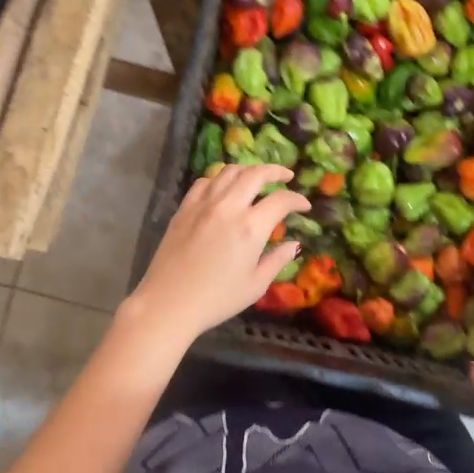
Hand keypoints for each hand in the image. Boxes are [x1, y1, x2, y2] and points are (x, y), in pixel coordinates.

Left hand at [124, 165, 308, 341]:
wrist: (169, 302)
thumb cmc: (217, 299)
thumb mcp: (255, 285)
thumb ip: (277, 260)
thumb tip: (293, 244)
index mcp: (250, 227)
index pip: (281, 200)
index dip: (297, 200)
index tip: (304, 206)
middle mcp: (228, 207)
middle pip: (255, 174)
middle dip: (275, 171)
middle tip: (286, 176)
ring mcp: (203, 205)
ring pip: (228, 172)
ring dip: (248, 170)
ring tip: (257, 177)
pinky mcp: (184, 209)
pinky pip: (204, 182)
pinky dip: (219, 179)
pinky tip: (223, 188)